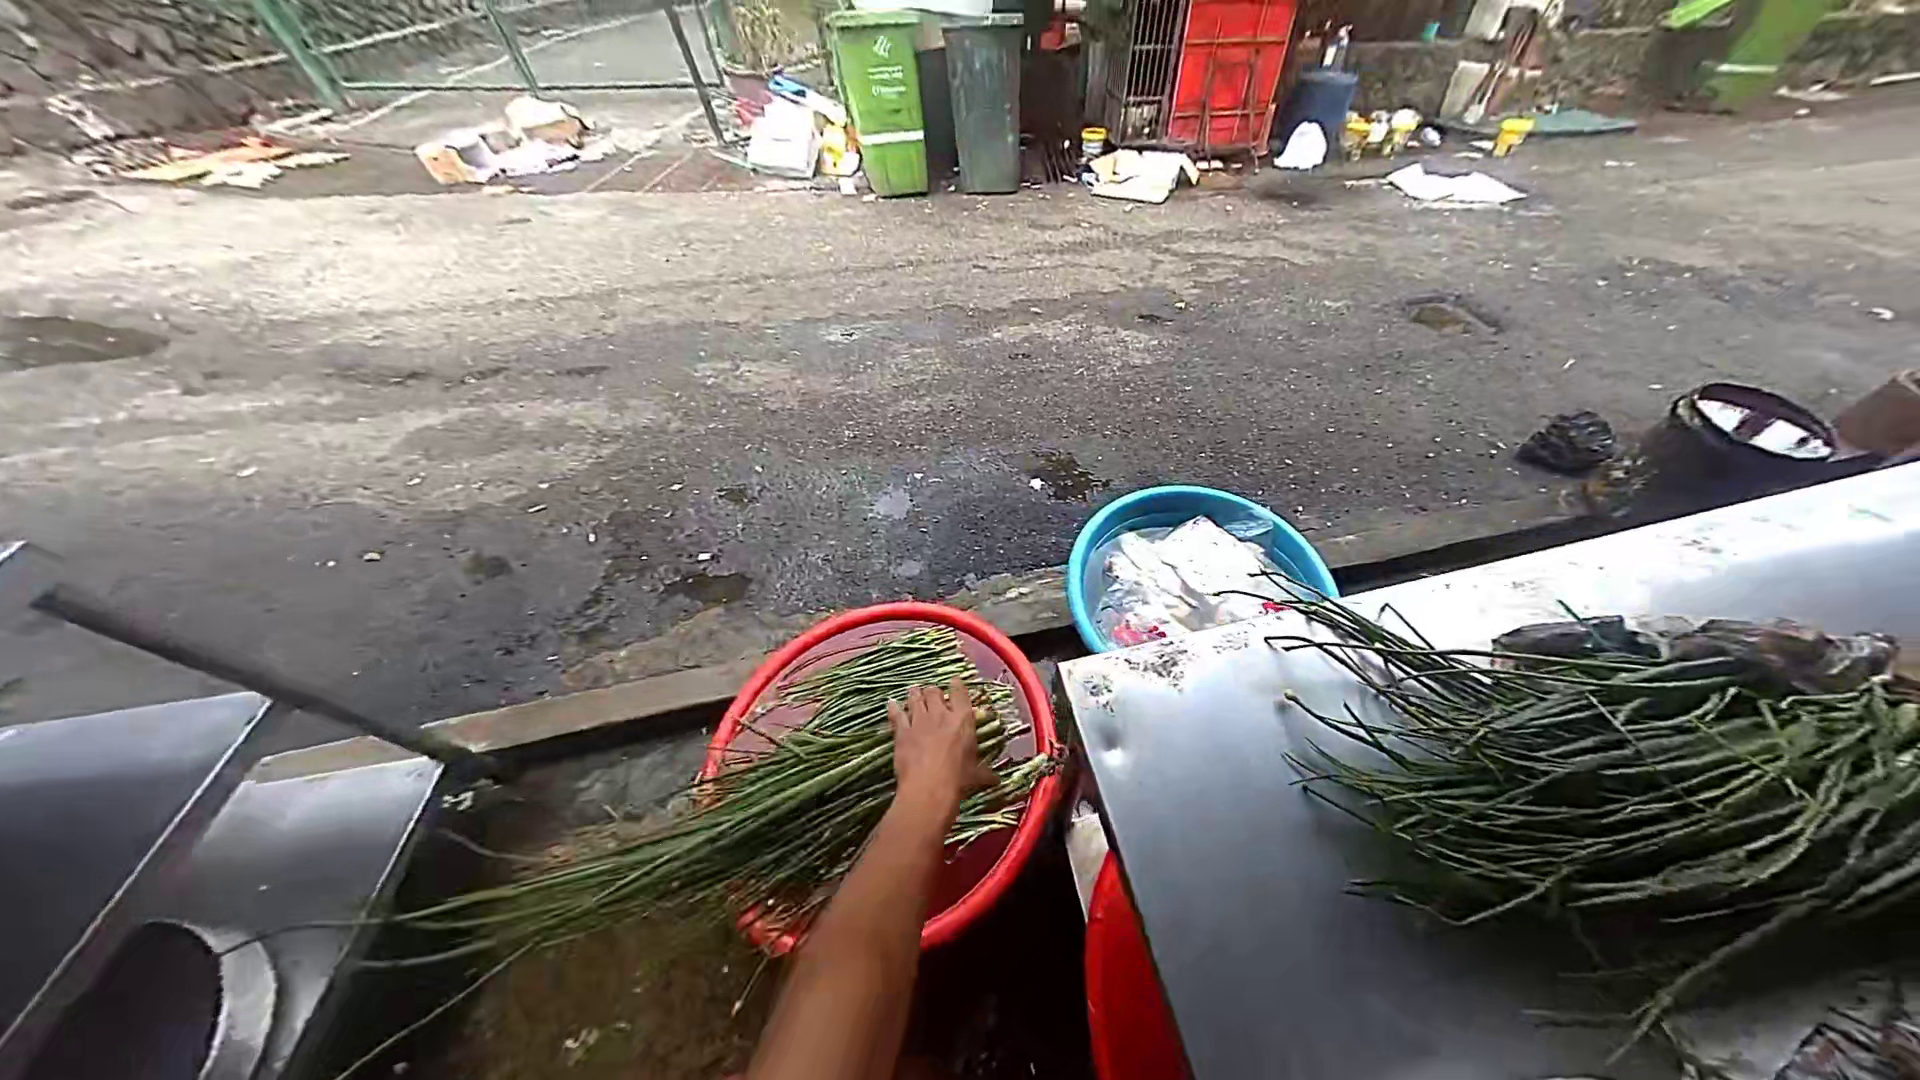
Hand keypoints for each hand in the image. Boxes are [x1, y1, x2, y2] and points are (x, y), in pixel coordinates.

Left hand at [886, 676, 998, 822]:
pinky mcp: (902, 731)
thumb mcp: (975, 775)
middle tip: (932, 694)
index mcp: (962, 720)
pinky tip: (891, 704)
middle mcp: (940, 715)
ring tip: (914, 691)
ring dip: (914, 694)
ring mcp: (919, 721)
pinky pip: (896, 714)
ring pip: (914, 699)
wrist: (929, 787)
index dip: (956, 685)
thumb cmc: (958, 780)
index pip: (960, 693)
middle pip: (933, 692)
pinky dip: (893, 708)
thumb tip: (996, 780)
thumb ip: (984, 774)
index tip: (954, 681)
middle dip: (932, 691)